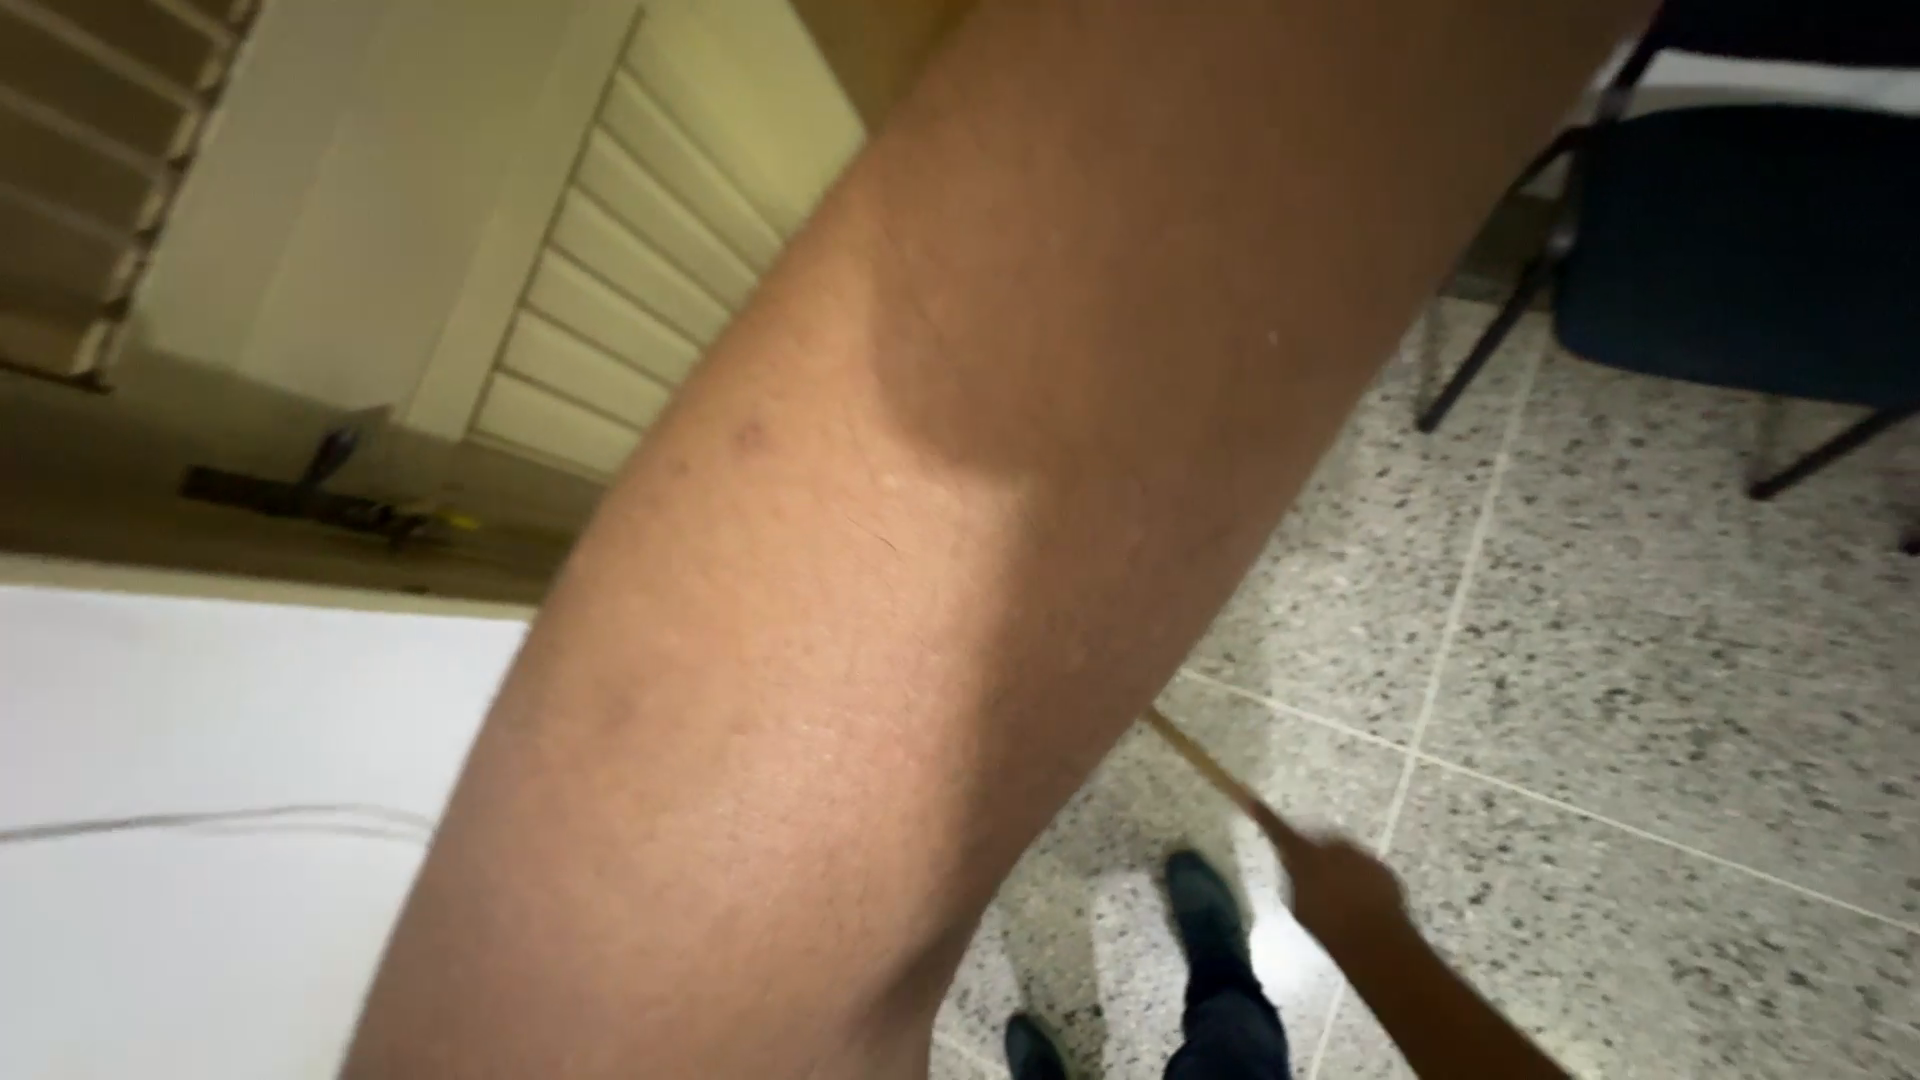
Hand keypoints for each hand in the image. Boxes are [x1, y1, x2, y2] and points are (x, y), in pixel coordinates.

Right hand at [1257, 815, 1409, 949]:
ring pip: (1345, 856)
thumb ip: (1293, 877)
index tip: (1251, 798)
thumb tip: (1292, 865)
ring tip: (1346, 900)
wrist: (1377, 942)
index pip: (1277, 828)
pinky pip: (1367, 869)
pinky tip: (1366, 903)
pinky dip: (1364, 880)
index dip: (1262, 813)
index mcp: (1304, 855)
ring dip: (1342, 869)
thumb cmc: (1328, 927)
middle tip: (1320, 883)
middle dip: (1318, 856)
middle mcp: (1331, 846)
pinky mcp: (1383, 868)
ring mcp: (1361, 855)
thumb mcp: (1297, 904)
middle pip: (1318, 842)